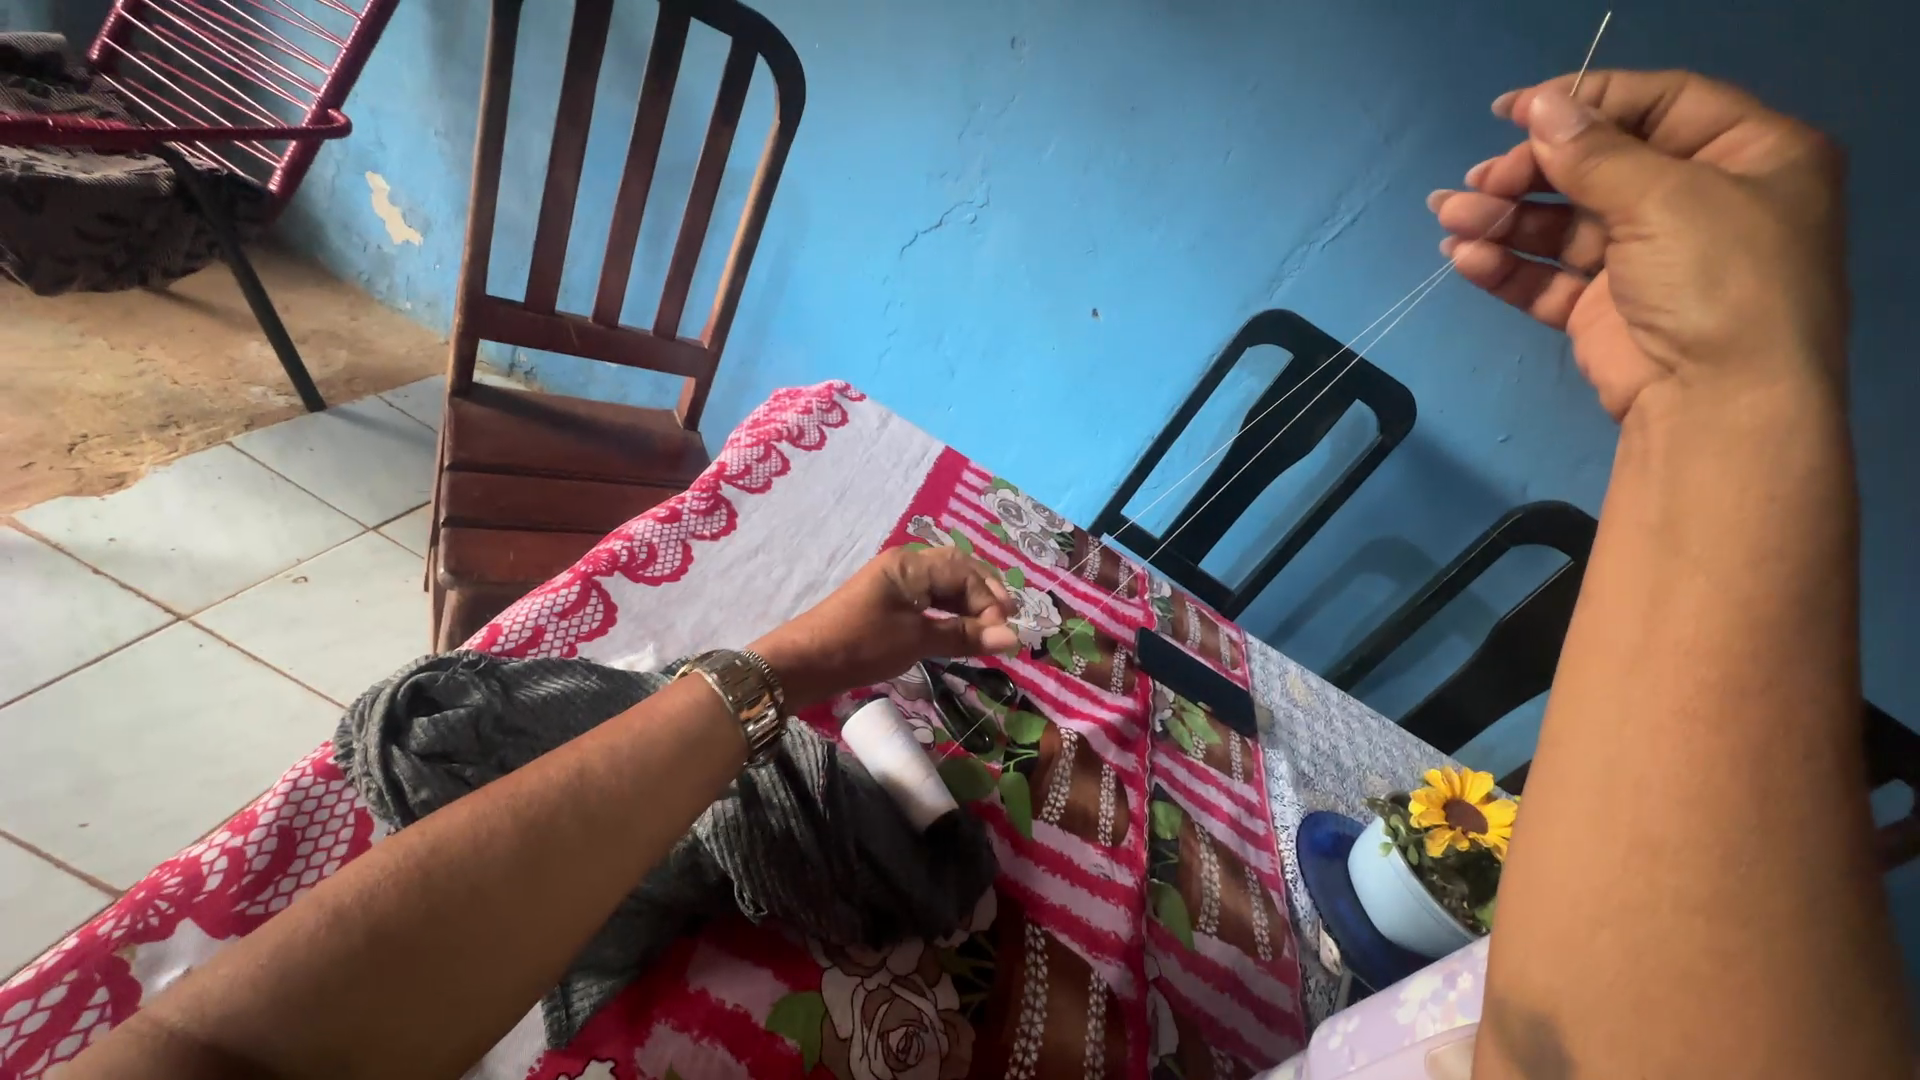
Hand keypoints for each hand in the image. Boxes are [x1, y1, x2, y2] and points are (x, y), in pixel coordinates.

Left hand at [750, 546, 1018, 707]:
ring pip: (945, 585)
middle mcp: (906, 565)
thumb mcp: (916, 641)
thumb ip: (964, 636)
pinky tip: (962, 631)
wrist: (805, 664)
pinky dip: (950, 613)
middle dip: (985, 595)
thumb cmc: (860, 646)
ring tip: (990, 630)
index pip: (965, 571)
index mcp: (911, 564)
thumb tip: (1013, 638)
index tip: (1003, 631)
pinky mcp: (889, 603)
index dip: (989, 599)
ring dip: (970, 605)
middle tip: (1005, 625)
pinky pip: (930, 599)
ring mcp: (896, 583)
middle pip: (958, 570)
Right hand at [1427, 70, 1846, 418]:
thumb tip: (1539, 108)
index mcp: (1743, 155)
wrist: (1714, 399)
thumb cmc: (1719, 280)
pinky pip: (1544, 277)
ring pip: (1557, 225)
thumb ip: (1596, 153)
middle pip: (1594, 167)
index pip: (1654, 106)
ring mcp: (1641, 258)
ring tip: (1449, 219)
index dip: (1581, 102)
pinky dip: (1503, 267)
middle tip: (1477, 182)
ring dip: (1499, 220)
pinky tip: (1465, 258)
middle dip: (1527, 172)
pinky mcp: (1597, 307)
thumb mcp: (1667, 198)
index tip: (1510, 111)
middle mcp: (1692, 201)